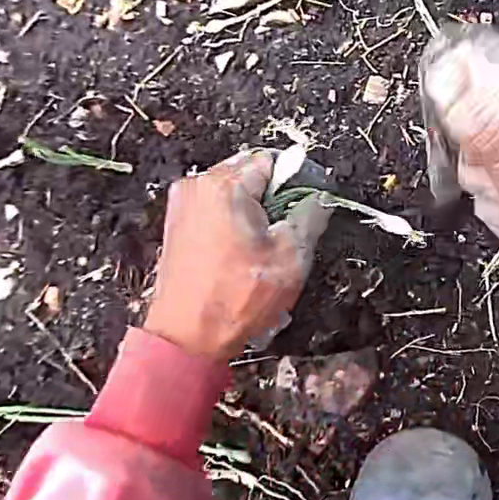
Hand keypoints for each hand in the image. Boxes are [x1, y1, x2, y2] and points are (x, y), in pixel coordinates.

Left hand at [142, 149, 331, 361]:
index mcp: (224, 186)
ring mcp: (183, 208)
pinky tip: (245, 257)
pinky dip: (237, 227)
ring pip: (236, 195)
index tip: (308, 206)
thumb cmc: (236, 298)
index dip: (298, 181)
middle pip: (253, 175)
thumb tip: (319, 197)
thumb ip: (312, 213)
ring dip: (257, 215)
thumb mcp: (292, 252)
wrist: (187, 339)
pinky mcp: (179, 228)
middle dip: (276, 199)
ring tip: (265, 251)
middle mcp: (197, 188)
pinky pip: (218, 213)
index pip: (273, 160)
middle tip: (287, 233)